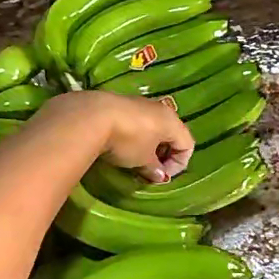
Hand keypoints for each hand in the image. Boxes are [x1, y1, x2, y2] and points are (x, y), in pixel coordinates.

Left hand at [44, 92, 192, 183]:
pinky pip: (137, 121)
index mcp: (172, 122)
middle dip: (164, 155)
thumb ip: (154, 168)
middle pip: (172, 134)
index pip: (187, 145)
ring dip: (149, 145)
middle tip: (151, 170)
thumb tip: (159, 175)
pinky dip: (136, 135)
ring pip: (154, 127)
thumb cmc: (127, 141)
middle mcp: (160, 109)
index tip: (161, 177)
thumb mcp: (142, 160)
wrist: (91, 117)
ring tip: (135, 159)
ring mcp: (140, 103)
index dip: (178, 165)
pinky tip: (121, 146)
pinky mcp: (122, 102)